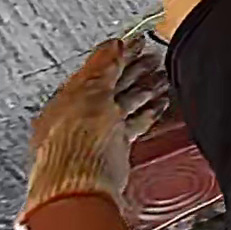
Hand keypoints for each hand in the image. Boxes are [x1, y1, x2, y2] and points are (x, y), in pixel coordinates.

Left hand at [17, 37, 164, 228]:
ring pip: (125, 103)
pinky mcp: (114, 148)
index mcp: (66, 99)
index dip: (120, 53)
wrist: (81, 188)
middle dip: (135, 70)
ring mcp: (97, 132)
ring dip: (146, 89)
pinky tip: (159, 104)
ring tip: (163, 77)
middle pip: (112, 85)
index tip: (138, 41)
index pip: (97, 68)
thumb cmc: (75, 144)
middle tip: (154, 56)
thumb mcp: (91, 93)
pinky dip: (149, 112)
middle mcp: (79, 115)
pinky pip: (134, 123)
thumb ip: (104, 66)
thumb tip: (114, 45)